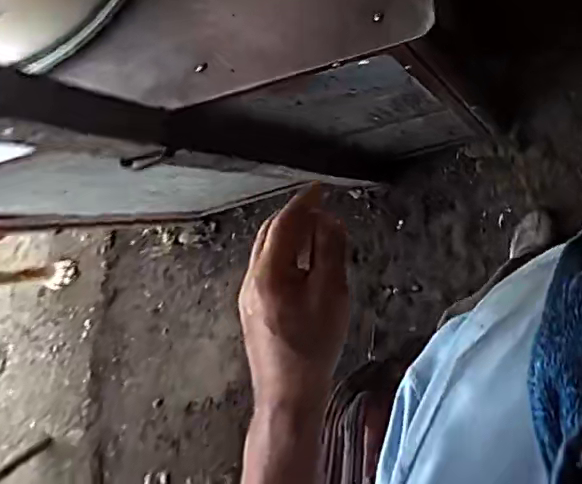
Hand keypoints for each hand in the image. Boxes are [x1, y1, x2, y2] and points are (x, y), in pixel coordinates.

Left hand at [239, 186, 349, 406]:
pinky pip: (269, 265)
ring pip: (268, 248)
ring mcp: (249, 295)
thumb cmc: (314, 344)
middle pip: (271, 232)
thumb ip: (330, 248)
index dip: (305, 201)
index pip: (285, 223)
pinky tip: (308, 259)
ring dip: (292, 233)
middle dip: (297, 215)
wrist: (290, 392)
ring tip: (320, 231)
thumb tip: (327, 221)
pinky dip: (288, 251)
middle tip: (323, 207)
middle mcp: (251, 281)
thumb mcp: (332, 289)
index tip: (320, 189)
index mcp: (269, 274)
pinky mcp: (253, 307)